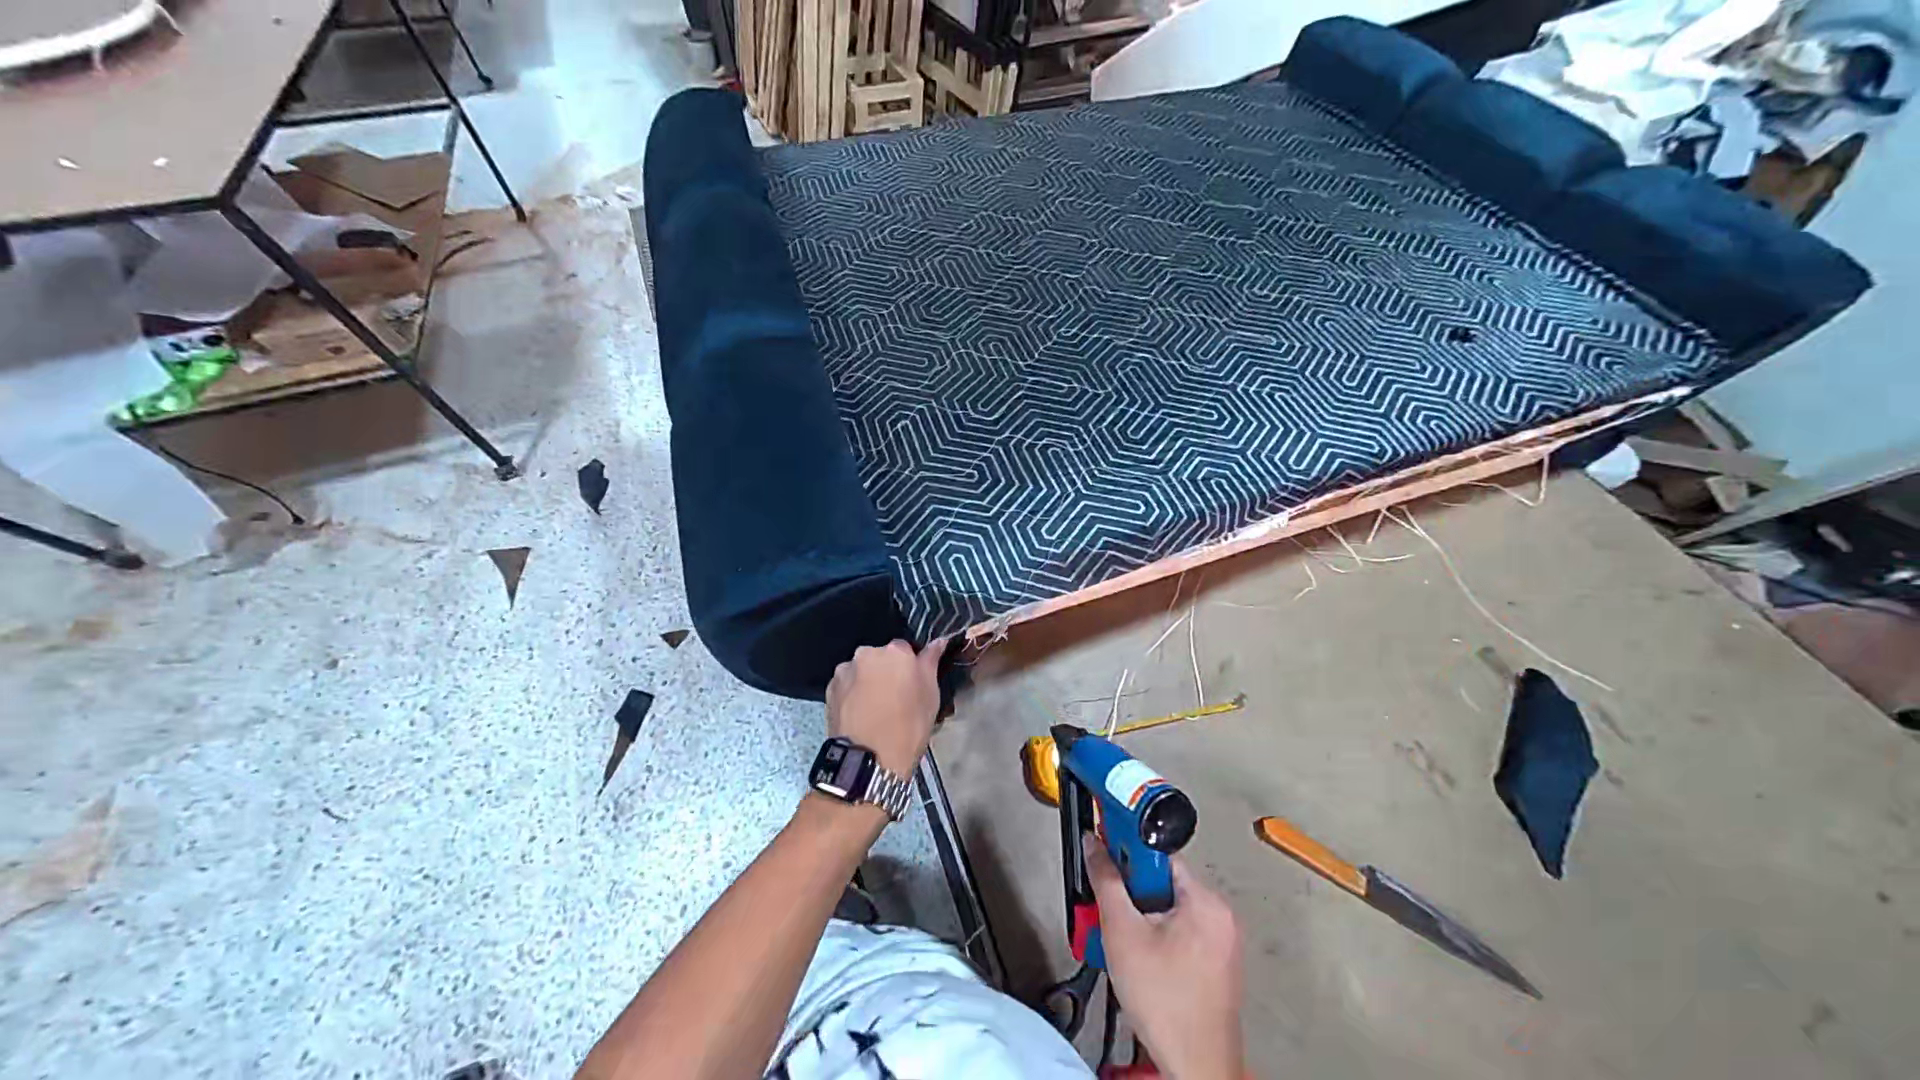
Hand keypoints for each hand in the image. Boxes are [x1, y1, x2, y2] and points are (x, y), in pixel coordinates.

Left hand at [825, 638, 947, 775]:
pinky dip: (852, 694)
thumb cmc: (908, 727)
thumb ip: (931, 662)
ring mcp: (845, 671)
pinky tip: (860, 715)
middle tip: (895, 699)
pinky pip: (846, 685)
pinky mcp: (829, 689)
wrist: (869, 760)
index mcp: (895, 651)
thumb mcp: (931, 695)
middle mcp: (866, 653)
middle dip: (887, 672)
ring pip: (861, 671)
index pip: (905, 649)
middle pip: (880, 658)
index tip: (912, 685)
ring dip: (868, 682)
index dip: (910, 667)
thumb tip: (938, 641)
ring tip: (874, 710)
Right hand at [1086, 834, 1244, 1079]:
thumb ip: (1106, 880)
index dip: (1126, 848)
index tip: (1104, 839)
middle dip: (1130, 894)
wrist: (1194, 1066)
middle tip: (1110, 912)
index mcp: (1205, 901)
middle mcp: (1220, 915)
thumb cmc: (1165, 1003)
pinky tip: (1139, 959)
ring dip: (1139, 917)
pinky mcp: (1216, 963)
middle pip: (1161, 881)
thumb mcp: (1122, 932)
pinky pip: (1178, 931)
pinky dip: (1155, 935)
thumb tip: (1095, 844)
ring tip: (1122, 943)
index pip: (1157, 853)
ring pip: (1167, 908)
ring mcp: (1221, 941)